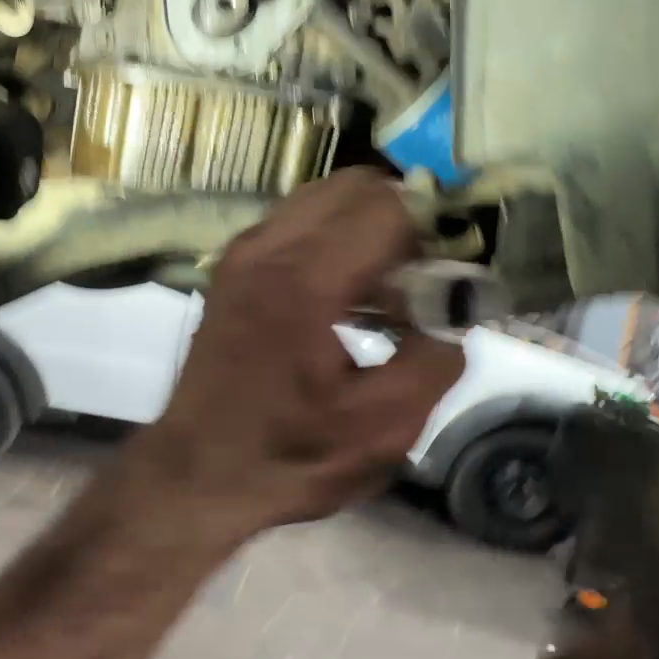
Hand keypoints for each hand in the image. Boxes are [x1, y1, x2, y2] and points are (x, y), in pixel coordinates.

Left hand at [132, 168, 465, 538]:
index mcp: (302, 281)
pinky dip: (332, 238)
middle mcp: (264, 249)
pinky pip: (294, 223)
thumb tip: (456, 309)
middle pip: (355, 187)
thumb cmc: (288, 457)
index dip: (438, 230)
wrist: (197, 470)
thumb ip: (435, 358)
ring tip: (393, 288)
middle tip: (429, 275)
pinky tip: (351, 296)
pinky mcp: (231, 269)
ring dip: (366, 226)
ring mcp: (240, 254)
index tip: (460, 271)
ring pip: (321, 198)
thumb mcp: (383, 427)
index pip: (389, 208)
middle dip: (404, 217)